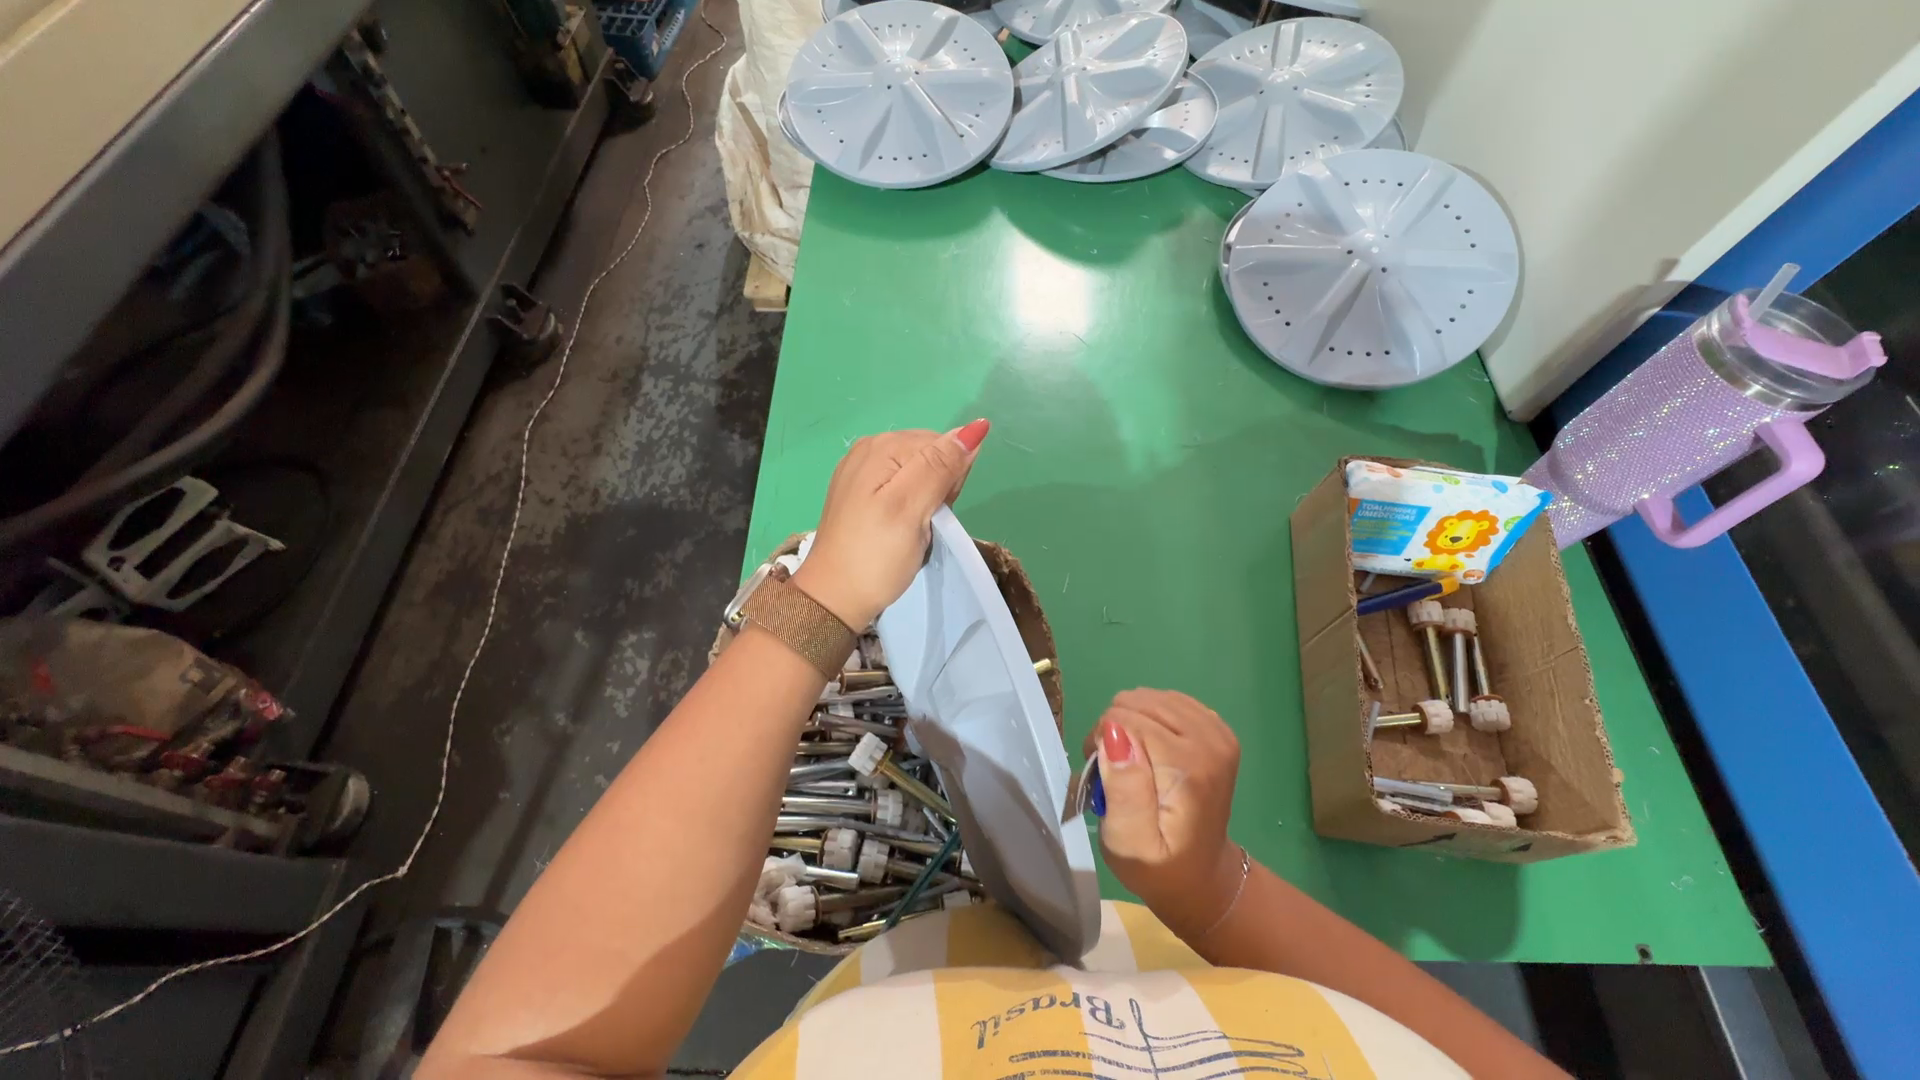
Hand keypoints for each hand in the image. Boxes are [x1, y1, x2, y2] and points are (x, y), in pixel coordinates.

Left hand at [791, 420, 989, 629]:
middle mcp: (870, 449)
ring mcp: (862, 472)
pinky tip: (902, 527)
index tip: (940, 510)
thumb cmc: (876, 554)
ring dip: (928, 499)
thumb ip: (941, 466)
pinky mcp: (860, 494)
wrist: (834, 598)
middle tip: (926, 522)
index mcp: (882, 446)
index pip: (942, 444)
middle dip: (940, 487)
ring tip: (914, 528)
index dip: (952, 477)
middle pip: (930, 454)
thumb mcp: (912, 508)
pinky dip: (912, 505)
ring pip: (919, 472)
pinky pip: (902, 486)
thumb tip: (975, 428)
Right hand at [1083, 689, 1244, 939]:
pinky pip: (1171, 700)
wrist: (1201, 875)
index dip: (1103, 742)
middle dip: (1117, 729)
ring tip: (1131, 761)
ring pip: (1152, 697)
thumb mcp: (1128, 842)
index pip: (1126, 719)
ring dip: (1132, 722)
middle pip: (1139, 703)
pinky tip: (1150, 746)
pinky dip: (1152, 718)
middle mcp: (1210, 740)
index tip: (1103, 776)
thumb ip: (1123, 788)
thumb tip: (1114, 733)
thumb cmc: (1157, 864)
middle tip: (1115, 771)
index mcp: (1189, 767)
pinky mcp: (1218, 729)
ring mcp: (1218, 732)